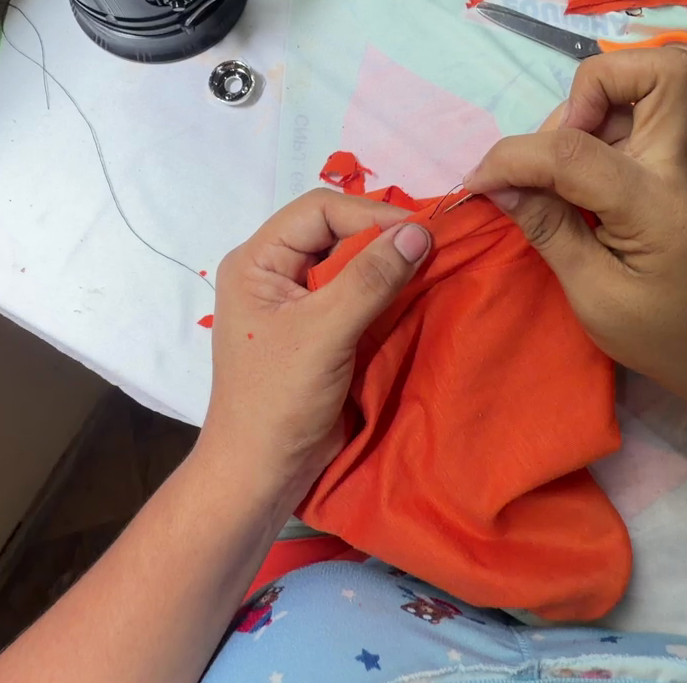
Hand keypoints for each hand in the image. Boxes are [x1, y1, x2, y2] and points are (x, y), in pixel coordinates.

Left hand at [198, 189, 432, 509]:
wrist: (261, 475)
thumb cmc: (279, 400)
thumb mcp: (325, 333)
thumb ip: (371, 279)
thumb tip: (419, 231)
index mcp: (257, 261)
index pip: (318, 211)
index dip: (369, 214)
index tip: (419, 232)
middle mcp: (273, 271)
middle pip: (333, 230)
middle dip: (380, 235)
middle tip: (429, 246)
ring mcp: (294, 300)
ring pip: (347, 260)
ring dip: (385, 262)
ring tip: (428, 263)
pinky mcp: (317, 327)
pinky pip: (354, 291)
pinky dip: (384, 289)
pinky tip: (413, 292)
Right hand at [463, 49, 686, 412]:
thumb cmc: (659, 333)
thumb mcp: (591, 294)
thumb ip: (546, 229)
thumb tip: (498, 184)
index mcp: (655, 205)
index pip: (576, 150)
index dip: (514, 158)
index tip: (480, 183)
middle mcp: (673, 166)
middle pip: (658, 71)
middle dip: (591, 85)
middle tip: (555, 146)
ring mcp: (673, 160)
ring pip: (638, 85)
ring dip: (582, 110)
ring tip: (553, 176)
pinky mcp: (662, 165)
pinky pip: (628, 113)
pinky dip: (589, 127)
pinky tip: (568, 177)